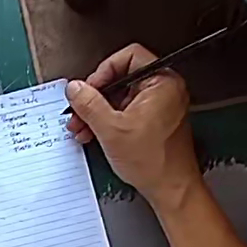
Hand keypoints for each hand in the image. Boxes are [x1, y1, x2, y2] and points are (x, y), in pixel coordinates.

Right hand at [64, 43, 200, 209]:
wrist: (170, 189)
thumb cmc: (154, 162)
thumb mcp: (111, 129)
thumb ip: (89, 104)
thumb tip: (75, 88)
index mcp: (162, 82)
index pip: (128, 57)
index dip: (103, 72)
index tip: (88, 89)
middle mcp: (165, 90)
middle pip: (121, 78)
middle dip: (95, 97)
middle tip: (79, 111)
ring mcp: (160, 106)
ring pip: (121, 98)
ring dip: (98, 112)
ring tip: (82, 127)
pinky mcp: (155, 121)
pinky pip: (127, 112)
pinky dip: (109, 121)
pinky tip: (94, 133)